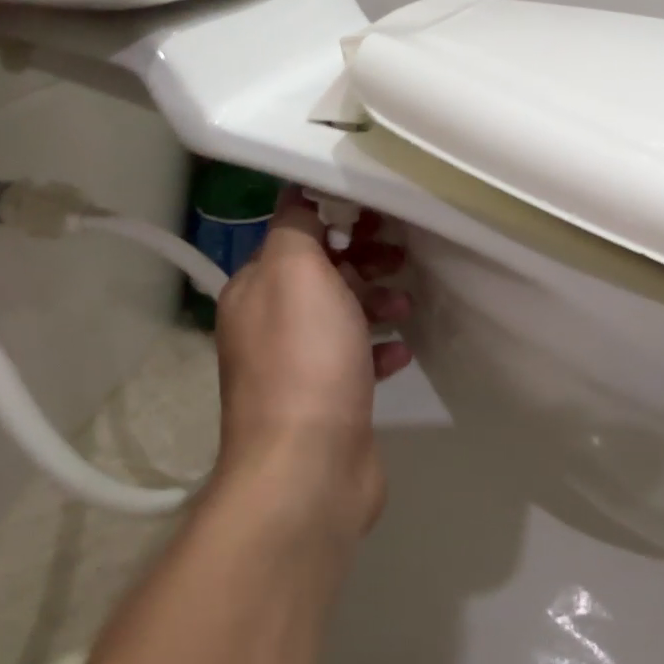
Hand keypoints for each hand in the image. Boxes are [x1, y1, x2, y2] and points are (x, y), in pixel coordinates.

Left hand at [211, 189, 411, 542]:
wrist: (309, 465)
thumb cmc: (305, 360)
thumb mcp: (296, 273)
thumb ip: (297, 228)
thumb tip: (301, 199)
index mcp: (255, 290)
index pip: (292, 234)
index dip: (334, 216)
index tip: (379, 209)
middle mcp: (269, 325)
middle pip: (320, 275)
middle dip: (361, 259)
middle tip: (401, 255)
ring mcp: (298, 367)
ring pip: (341, 316)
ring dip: (376, 301)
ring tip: (407, 303)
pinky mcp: (329, 402)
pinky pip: (358, 360)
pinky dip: (380, 349)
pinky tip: (402, 351)